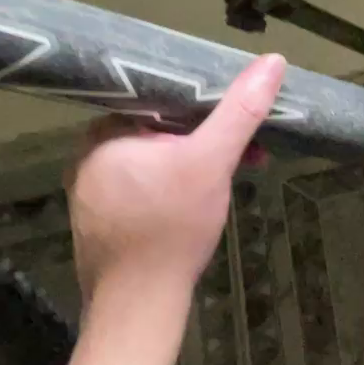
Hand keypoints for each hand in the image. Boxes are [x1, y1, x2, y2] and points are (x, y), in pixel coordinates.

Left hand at [64, 54, 286, 306]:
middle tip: (252, 155)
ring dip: (201, 162)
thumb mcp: (214, 161)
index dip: (212, 105)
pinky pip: (148, 183)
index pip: (165, 99)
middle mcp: (90, 154)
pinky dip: (179, 184)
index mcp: (105, 131)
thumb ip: (242, 110)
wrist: (139, 303)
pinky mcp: (102, 217)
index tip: (246, 118)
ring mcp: (92, 188)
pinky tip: (202, 200)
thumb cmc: (172, 226)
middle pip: (167, 128)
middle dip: (214, 138)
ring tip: (232, 178)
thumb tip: (273, 61)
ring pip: (160, 157)